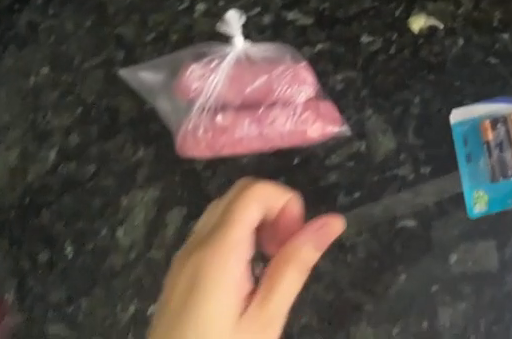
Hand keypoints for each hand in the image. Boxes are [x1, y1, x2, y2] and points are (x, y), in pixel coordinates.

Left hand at [150, 178, 345, 338]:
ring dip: (256, 221)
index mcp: (218, 251)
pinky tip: (247, 277)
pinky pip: (211, 233)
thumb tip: (334, 220)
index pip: (255, 190)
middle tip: (288, 251)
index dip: (285, 203)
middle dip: (273, 209)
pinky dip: (237, 236)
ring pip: (224, 210)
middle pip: (240, 194)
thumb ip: (296, 265)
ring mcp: (182, 260)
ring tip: (271, 264)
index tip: (296, 241)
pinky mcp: (177, 277)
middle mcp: (195, 245)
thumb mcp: (265, 321)